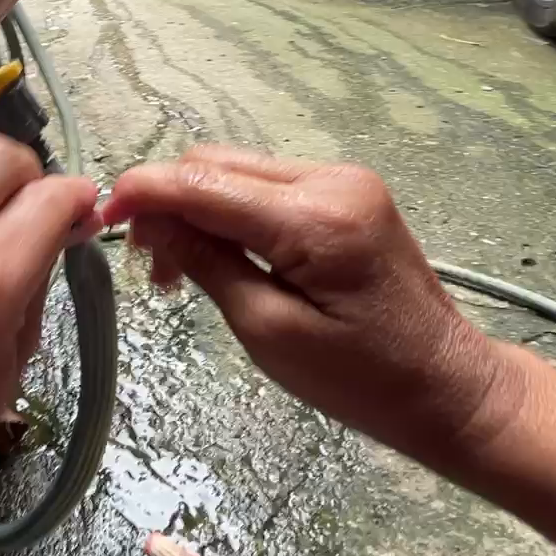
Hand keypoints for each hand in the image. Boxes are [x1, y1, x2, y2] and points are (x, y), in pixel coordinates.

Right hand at [101, 145, 518, 463]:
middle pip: (210, 164)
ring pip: (228, 169)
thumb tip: (145, 220)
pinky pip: (255, 184)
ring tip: (176, 267)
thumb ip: (203, 261)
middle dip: (163, 202)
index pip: (201, 183)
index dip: (141, 193)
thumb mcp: (266, 328)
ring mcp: (338, 179)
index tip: (101, 219)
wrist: (454, 391)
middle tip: (147, 264)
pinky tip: (215, 250)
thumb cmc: (361, 381)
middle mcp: (328, 178)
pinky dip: (220, 210)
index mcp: (316, 218)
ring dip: (189, 207)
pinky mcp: (339, 190)